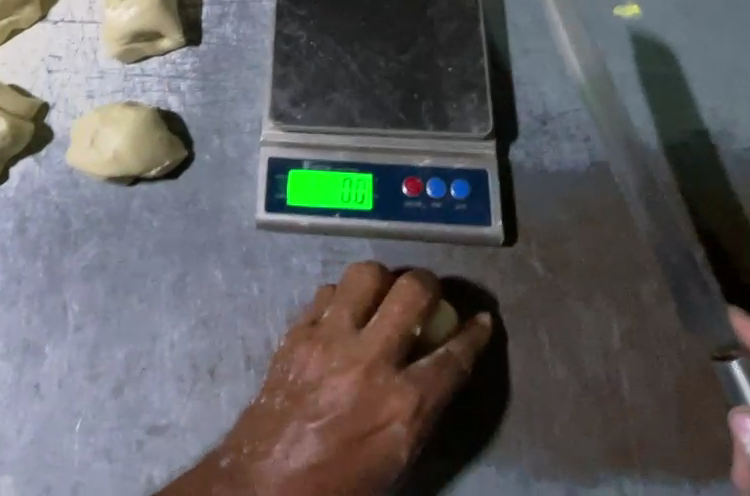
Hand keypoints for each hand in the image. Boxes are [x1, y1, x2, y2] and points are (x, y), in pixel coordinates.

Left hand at [161, 262, 493, 495]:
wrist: (269, 482)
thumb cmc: (342, 480)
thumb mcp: (399, 455)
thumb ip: (423, 405)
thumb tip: (439, 363)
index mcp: (403, 404)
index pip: (453, 355)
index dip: (474, 333)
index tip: (480, 318)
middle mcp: (370, 361)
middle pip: (412, 292)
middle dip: (429, 284)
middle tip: (428, 292)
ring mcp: (330, 340)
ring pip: (365, 274)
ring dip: (381, 280)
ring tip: (383, 293)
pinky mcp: (298, 332)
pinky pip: (327, 291)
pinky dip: (342, 296)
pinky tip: (344, 312)